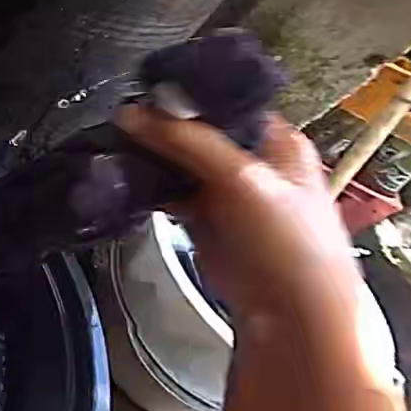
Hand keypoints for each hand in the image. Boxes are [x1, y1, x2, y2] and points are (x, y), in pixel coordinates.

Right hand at [113, 108, 359, 322]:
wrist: (290, 319)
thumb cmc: (291, 246)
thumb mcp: (243, 179)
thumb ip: (187, 141)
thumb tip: (132, 114)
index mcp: (274, 141)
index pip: (222, 102)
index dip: (184, 96)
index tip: (143, 92)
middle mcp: (250, 161)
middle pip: (194, 130)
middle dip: (159, 126)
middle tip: (124, 120)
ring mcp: (225, 190)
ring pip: (177, 160)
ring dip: (151, 155)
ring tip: (120, 144)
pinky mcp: (204, 217)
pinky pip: (169, 189)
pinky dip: (150, 184)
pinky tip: (131, 178)